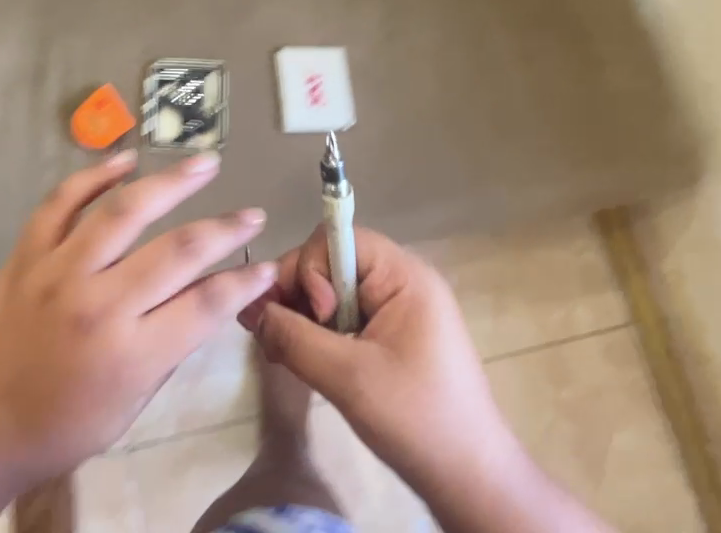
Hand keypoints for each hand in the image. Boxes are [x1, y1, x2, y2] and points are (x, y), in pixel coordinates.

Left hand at [0, 151, 275, 500]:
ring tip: (204, 163)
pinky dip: (93, 177)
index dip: (245, 282)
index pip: (207, 305)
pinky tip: (123, 161)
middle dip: (225, 229)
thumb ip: (165, 354)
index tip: (266, 266)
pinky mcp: (27, 254)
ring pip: (124, 211)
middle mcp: (99, 303)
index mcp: (130, 354)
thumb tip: (201, 306)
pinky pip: (61, 203)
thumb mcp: (126, 410)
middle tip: (252, 213)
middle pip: (177, 250)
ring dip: (170, 183)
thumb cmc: (54, 429)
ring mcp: (59, 270)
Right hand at [243, 226, 610, 531]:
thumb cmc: (416, 420)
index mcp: (404, 277)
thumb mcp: (347, 377)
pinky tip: (302, 359)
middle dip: (298, 293)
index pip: (339, 239)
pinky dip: (318, 333)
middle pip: (332, 262)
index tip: (311, 315)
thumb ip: (293, 336)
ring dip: (303, 316)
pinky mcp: (393, 336)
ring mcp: (399, 309)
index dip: (311, 267)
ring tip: (284, 353)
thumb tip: (250, 309)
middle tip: (277, 337)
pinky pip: (344, 316)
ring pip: (333, 291)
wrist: (471, 481)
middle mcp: (402, 281)